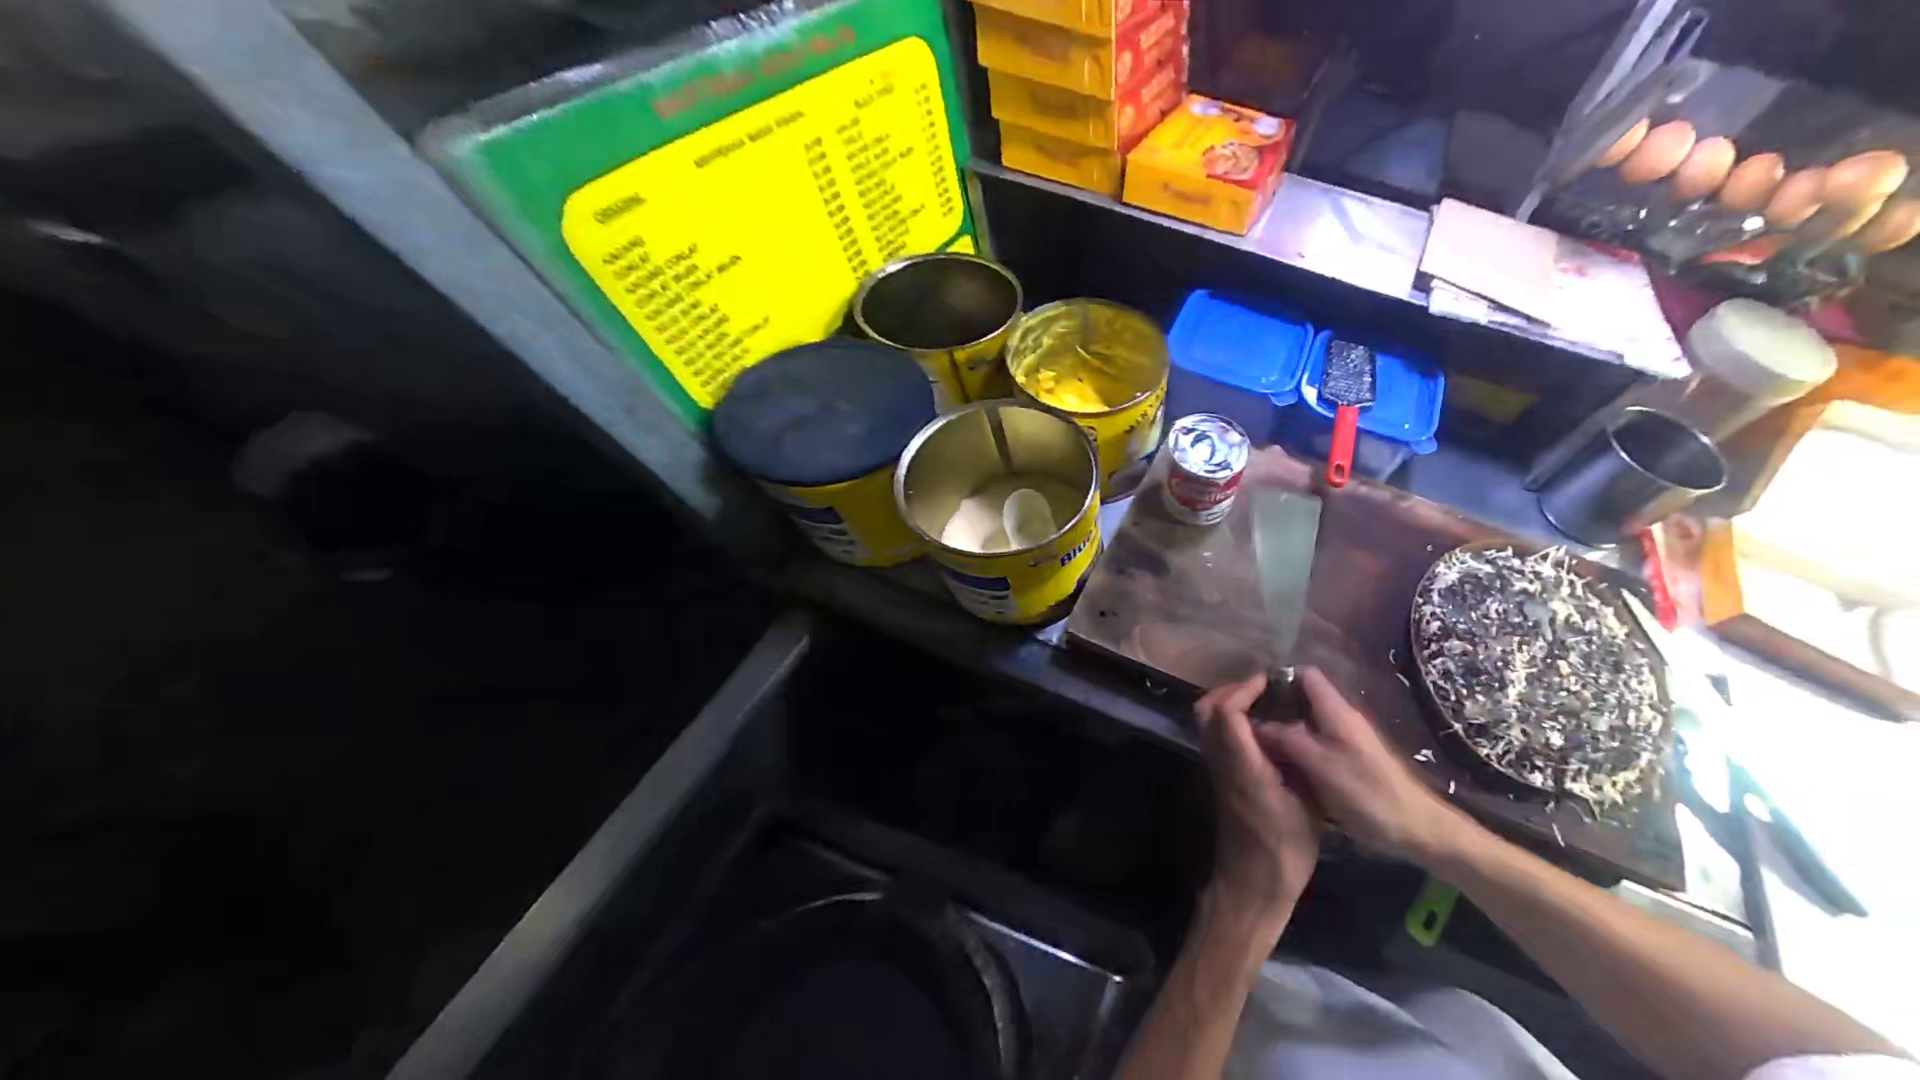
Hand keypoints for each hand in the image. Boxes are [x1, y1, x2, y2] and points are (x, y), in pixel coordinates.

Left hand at [1194, 674, 1320, 926]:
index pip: (1226, 714)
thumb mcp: (1304, 807)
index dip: (1243, 690)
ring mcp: (1214, 769)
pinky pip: (1214, 737)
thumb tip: (1298, 733)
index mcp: (1242, 766)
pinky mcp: (1218, 778)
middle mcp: (1220, 762)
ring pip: (1206, 723)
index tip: (1268, 682)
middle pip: (1205, 711)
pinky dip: (1230, 722)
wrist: (1252, 882)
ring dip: (1227, 705)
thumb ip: (1298, 766)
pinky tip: (1261, 729)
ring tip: (1262, 703)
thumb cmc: (1284, 849)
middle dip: (1228, 691)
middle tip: (1260, 689)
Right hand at [1255, 668, 1477, 865]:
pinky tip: (1277, 760)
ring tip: (1253, 738)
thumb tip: (1253, 723)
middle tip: (1243, 719)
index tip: (1250, 692)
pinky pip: (1312, 741)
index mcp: (1336, 712)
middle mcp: (1341, 718)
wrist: (1417, 830)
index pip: (1305, 675)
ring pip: (1305, 721)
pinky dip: (1293, 745)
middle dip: (1273, 705)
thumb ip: (1286, 738)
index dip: (1277, 678)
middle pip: (1302, 698)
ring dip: (1281, 727)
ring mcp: (1345, 739)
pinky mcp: (1347, 759)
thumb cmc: (1368, 794)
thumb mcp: (1320, 764)